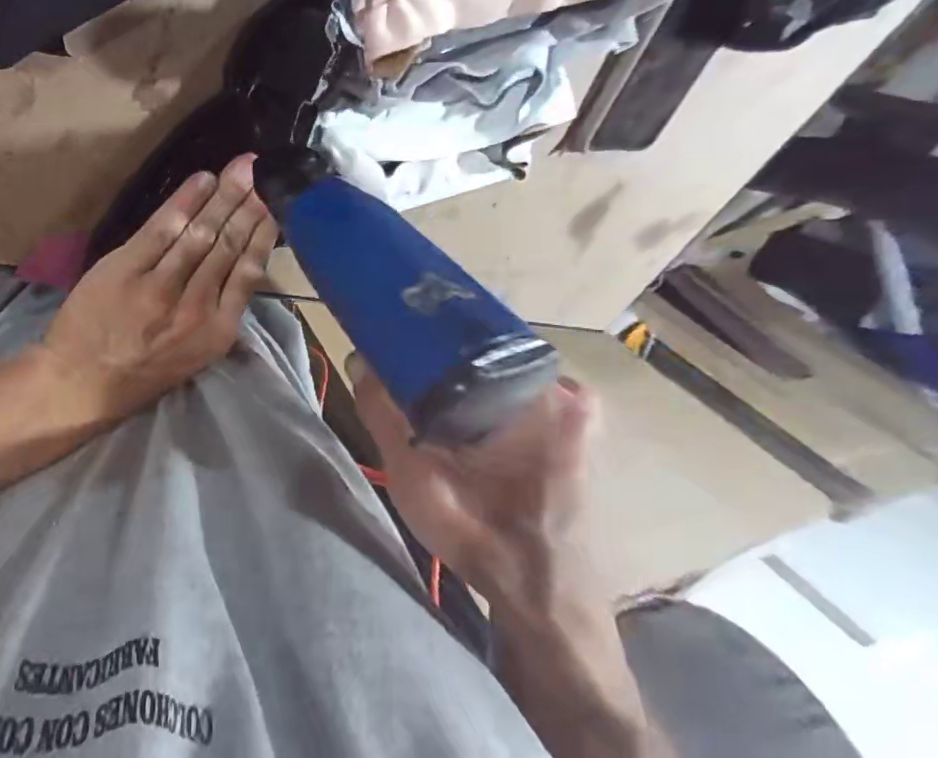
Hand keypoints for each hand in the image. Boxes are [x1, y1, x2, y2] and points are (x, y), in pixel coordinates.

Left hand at [35, 154, 278, 417]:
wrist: (81, 381)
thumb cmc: (139, 372)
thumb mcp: (193, 355)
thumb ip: (217, 312)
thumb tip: (241, 269)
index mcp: (217, 331)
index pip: (249, 272)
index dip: (263, 234)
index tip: (275, 205)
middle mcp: (196, 306)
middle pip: (229, 246)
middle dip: (249, 205)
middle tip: (262, 172)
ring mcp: (161, 286)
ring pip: (202, 233)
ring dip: (224, 196)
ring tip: (241, 168)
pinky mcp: (127, 268)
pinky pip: (163, 228)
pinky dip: (184, 201)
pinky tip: (202, 181)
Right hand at [352, 359, 598, 619]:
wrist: (542, 599)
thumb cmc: (481, 535)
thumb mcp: (415, 476)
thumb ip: (382, 413)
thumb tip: (360, 357)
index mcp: (539, 395)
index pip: (468, 339)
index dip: (423, 338)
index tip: (390, 338)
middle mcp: (567, 393)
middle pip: (482, 355)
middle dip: (439, 361)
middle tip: (398, 369)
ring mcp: (577, 414)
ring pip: (496, 375)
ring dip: (460, 383)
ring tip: (419, 393)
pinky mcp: (575, 435)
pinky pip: (516, 397)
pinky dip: (483, 401)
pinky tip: (454, 420)